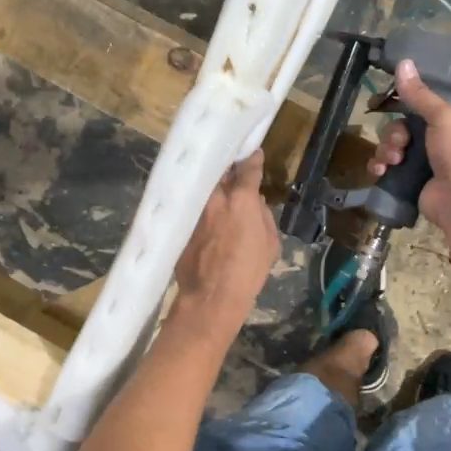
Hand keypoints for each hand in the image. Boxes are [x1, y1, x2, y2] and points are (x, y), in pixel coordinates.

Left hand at [174, 150, 280, 327]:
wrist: (210, 297)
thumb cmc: (247, 272)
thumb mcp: (270, 244)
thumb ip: (263, 216)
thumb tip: (255, 202)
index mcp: (241, 200)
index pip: (248, 170)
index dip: (252, 160)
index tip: (253, 153)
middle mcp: (214, 197)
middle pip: (221, 172)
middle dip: (228, 168)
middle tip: (233, 167)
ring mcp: (194, 208)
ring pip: (204, 186)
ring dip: (212, 184)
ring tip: (217, 184)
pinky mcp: (180, 222)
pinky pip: (192, 204)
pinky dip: (199, 202)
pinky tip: (203, 207)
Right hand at [368, 59, 450, 242]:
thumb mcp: (444, 118)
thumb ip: (420, 94)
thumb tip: (403, 63)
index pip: (426, 101)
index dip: (404, 98)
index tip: (382, 98)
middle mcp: (443, 138)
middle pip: (405, 123)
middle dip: (395, 132)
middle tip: (399, 143)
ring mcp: (427, 160)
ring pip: (394, 144)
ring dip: (387, 149)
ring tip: (392, 161)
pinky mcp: (412, 179)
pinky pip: (389, 165)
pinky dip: (381, 166)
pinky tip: (379, 171)